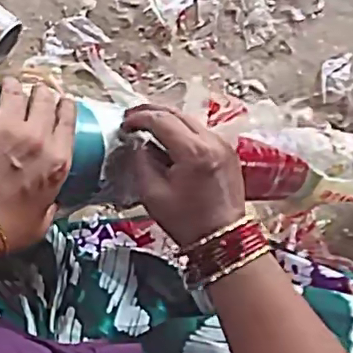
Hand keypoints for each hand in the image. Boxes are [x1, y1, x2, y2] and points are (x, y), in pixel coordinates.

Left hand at [0, 76, 77, 251]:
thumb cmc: (3, 231)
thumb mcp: (40, 223)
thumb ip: (49, 208)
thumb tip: (50, 204)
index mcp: (57, 161)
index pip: (67, 120)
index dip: (64, 107)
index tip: (60, 103)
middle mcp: (37, 137)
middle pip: (44, 99)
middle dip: (39, 94)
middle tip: (31, 94)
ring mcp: (6, 125)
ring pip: (15, 89)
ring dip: (11, 87)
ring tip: (4, 87)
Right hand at [118, 105, 246, 247]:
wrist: (223, 239)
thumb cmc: (188, 222)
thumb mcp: (152, 193)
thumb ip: (140, 162)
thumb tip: (138, 144)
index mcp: (193, 151)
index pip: (161, 120)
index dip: (138, 118)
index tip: (125, 123)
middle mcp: (212, 141)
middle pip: (177, 113)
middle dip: (152, 112)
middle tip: (132, 118)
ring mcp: (223, 145)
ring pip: (190, 120)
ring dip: (167, 121)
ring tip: (148, 128)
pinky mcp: (228, 152)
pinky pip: (201, 132)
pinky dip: (182, 132)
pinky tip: (169, 142)